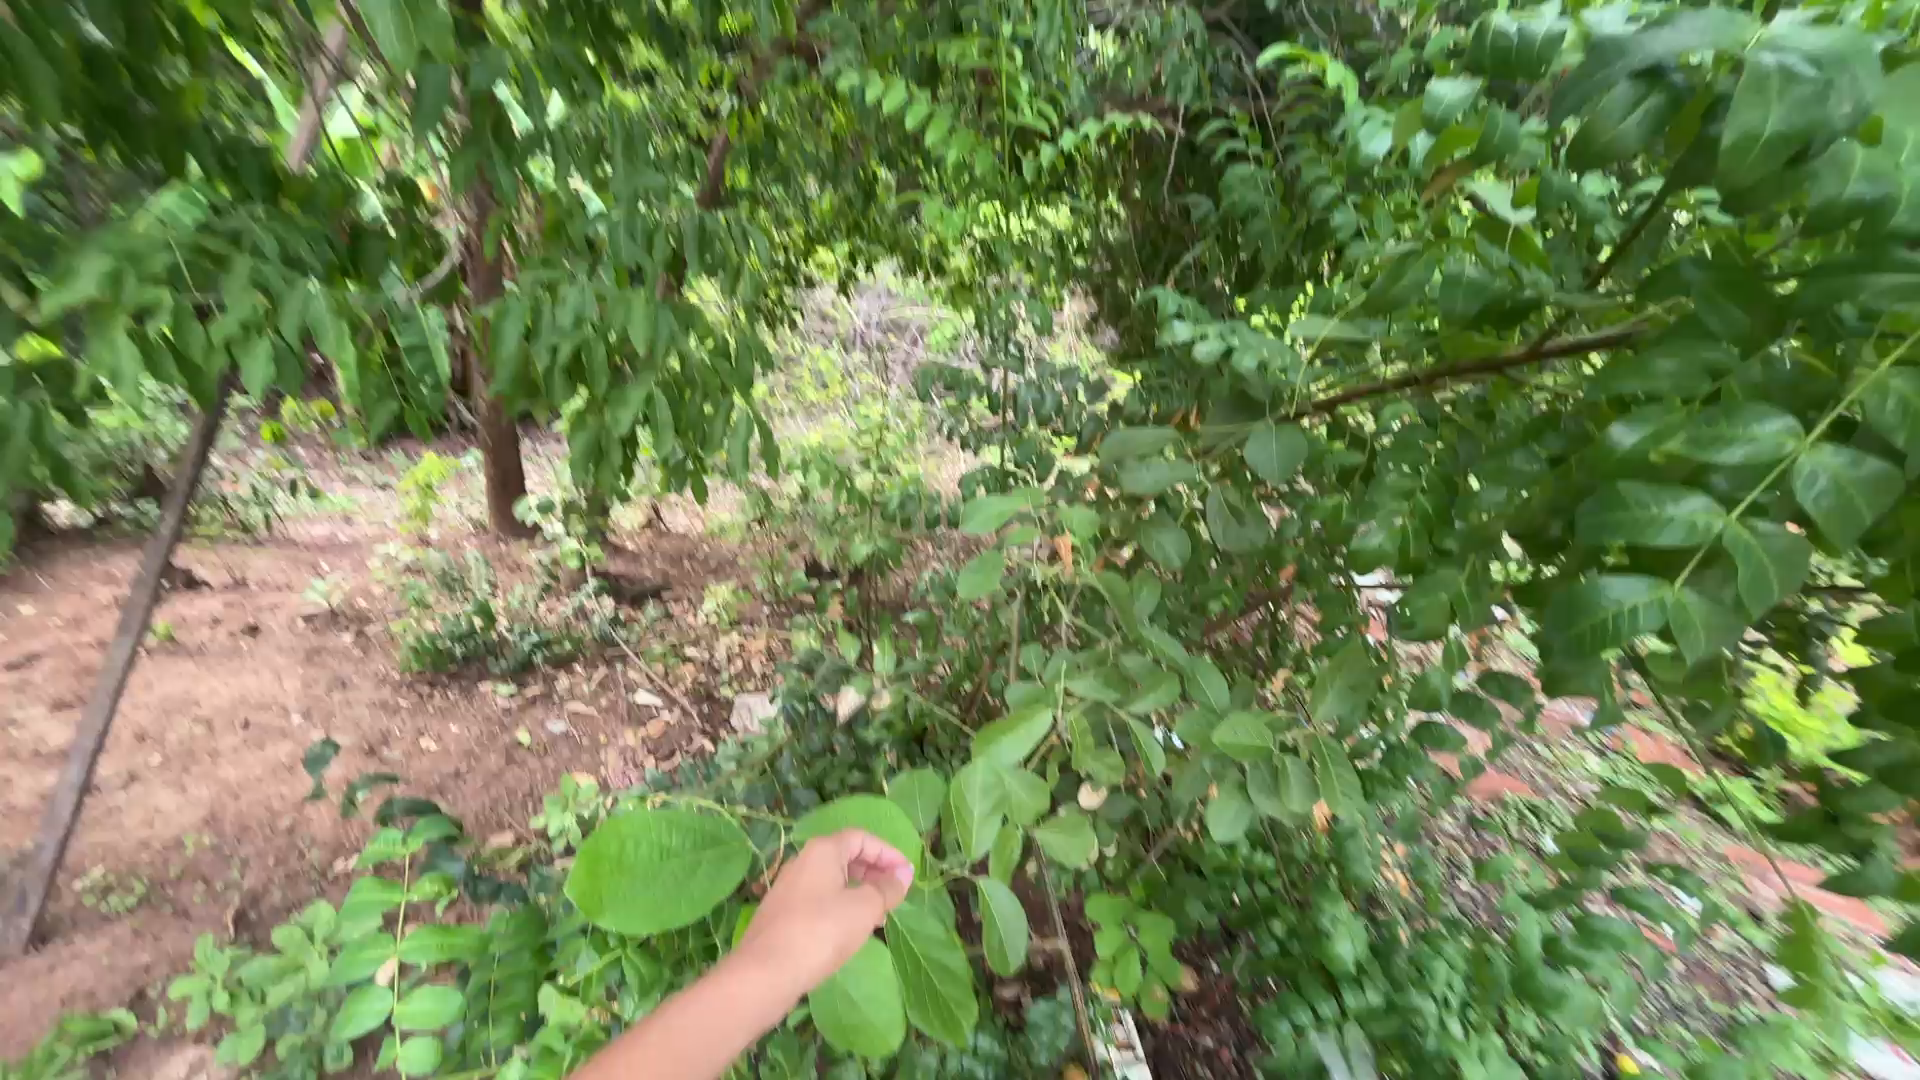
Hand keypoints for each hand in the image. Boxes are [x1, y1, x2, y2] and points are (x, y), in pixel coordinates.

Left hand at [734, 829, 913, 1000]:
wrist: (763, 974)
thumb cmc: (820, 931)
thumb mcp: (864, 908)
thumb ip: (887, 888)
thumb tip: (903, 874)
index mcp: (823, 850)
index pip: (862, 838)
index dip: (888, 853)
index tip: (906, 874)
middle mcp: (804, 861)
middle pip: (846, 856)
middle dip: (874, 872)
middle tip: (895, 894)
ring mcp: (789, 887)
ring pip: (833, 880)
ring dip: (859, 891)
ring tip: (878, 915)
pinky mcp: (782, 913)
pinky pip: (819, 899)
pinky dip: (840, 906)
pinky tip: (849, 930)